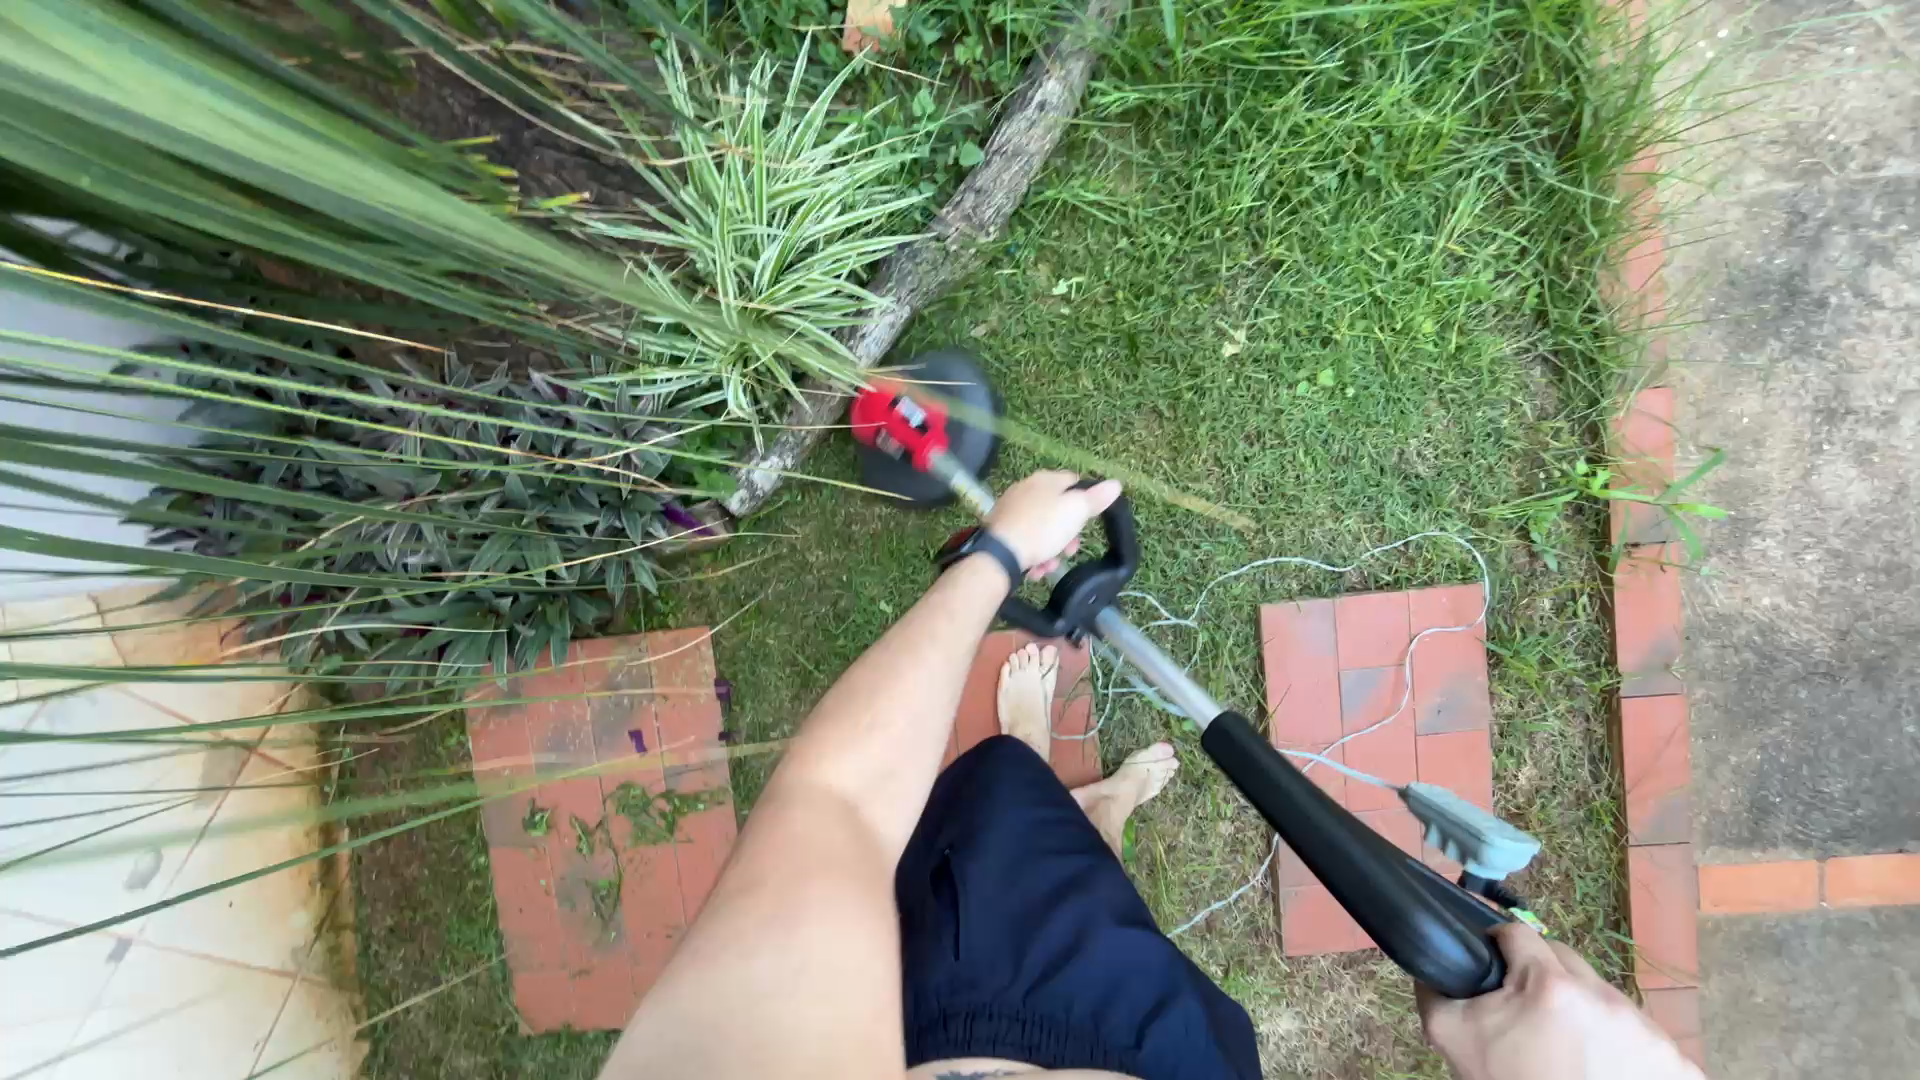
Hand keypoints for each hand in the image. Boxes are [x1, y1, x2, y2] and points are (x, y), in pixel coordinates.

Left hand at [985, 470, 1121, 579]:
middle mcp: (1026, 489)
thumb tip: (1115, 484)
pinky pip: (1024, 540)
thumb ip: (1095, 498)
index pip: (1074, 481)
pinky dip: (1032, 555)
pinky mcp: (1000, 530)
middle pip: (1057, 509)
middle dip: (1067, 533)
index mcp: (1045, 480)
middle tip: (1070, 550)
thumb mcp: (1076, 511)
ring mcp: (1011, 509)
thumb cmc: (1042, 528)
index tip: (1089, 520)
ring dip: (1050, 550)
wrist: (1000, 553)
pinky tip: (1034, 569)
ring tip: (1050, 566)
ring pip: (1041, 529)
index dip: (1085, 501)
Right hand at [1419, 922, 1701, 1079]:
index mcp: (1550, 984)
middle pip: (1565, 960)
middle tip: (1528, 1013)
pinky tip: (1607, 1070)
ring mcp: (1652, 1035)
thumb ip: (1435, 987)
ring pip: (1606, 998)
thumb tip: (1436, 962)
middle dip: (1543, 975)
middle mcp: (1607, 999)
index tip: (1491, 966)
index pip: (1518, 933)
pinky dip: (1623, 1046)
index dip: (1497, 944)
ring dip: (1585, 1011)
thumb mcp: (1452, 1036)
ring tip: (1570, 1049)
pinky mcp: (1683, 1069)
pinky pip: (1644, 1038)